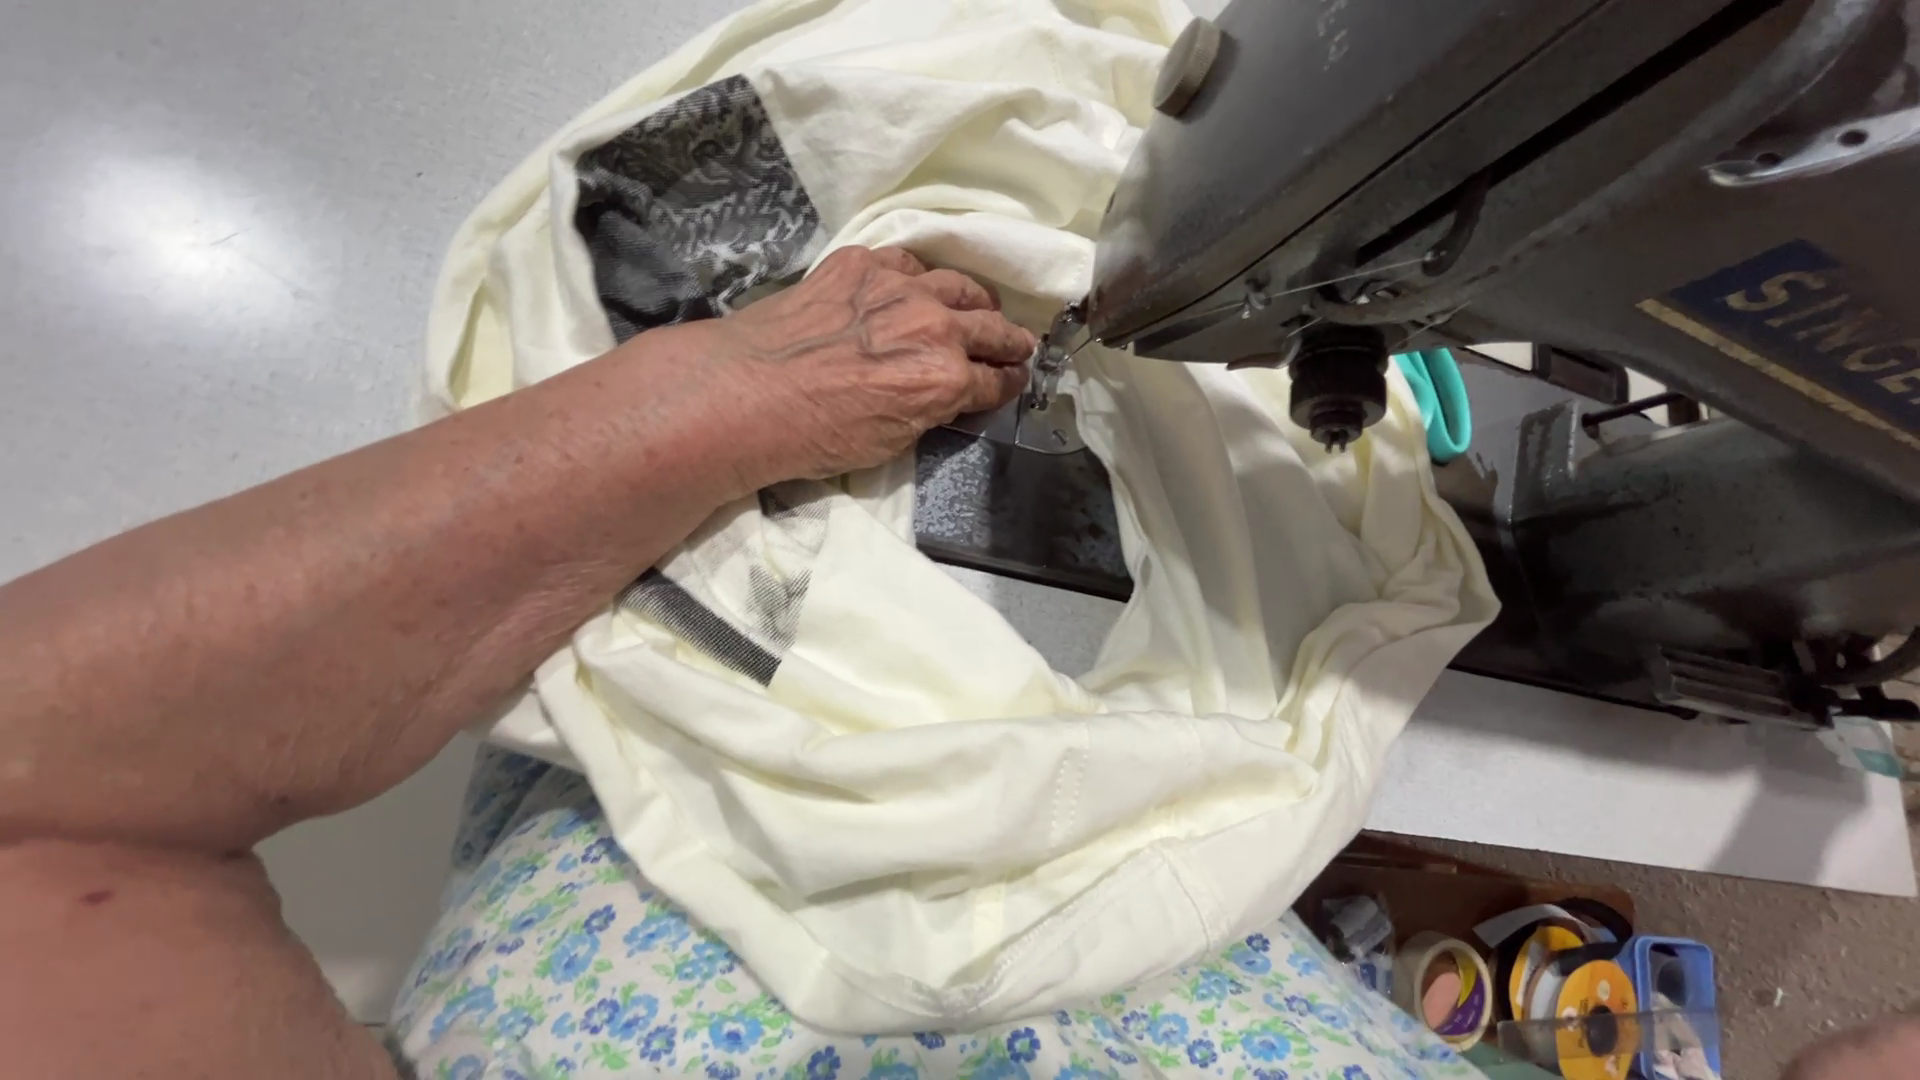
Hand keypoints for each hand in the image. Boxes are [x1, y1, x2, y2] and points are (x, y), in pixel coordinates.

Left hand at [669, 245, 1036, 485]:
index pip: (995, 380)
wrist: (749, 391)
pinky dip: (922, 279)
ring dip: (978, 302)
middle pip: (991, 329)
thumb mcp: (890, 442)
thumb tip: (945, 395)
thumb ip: (930, 410)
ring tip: (983, 308)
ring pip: (959, 286)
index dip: (1008, 383)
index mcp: (945, 379)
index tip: (1013, 381)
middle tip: (1018, 345)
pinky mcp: (862, 263)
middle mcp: (934, 327)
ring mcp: (899, 287)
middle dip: (1010, 341)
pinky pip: (909, 264)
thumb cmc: (817, 435)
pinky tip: (920, 287)